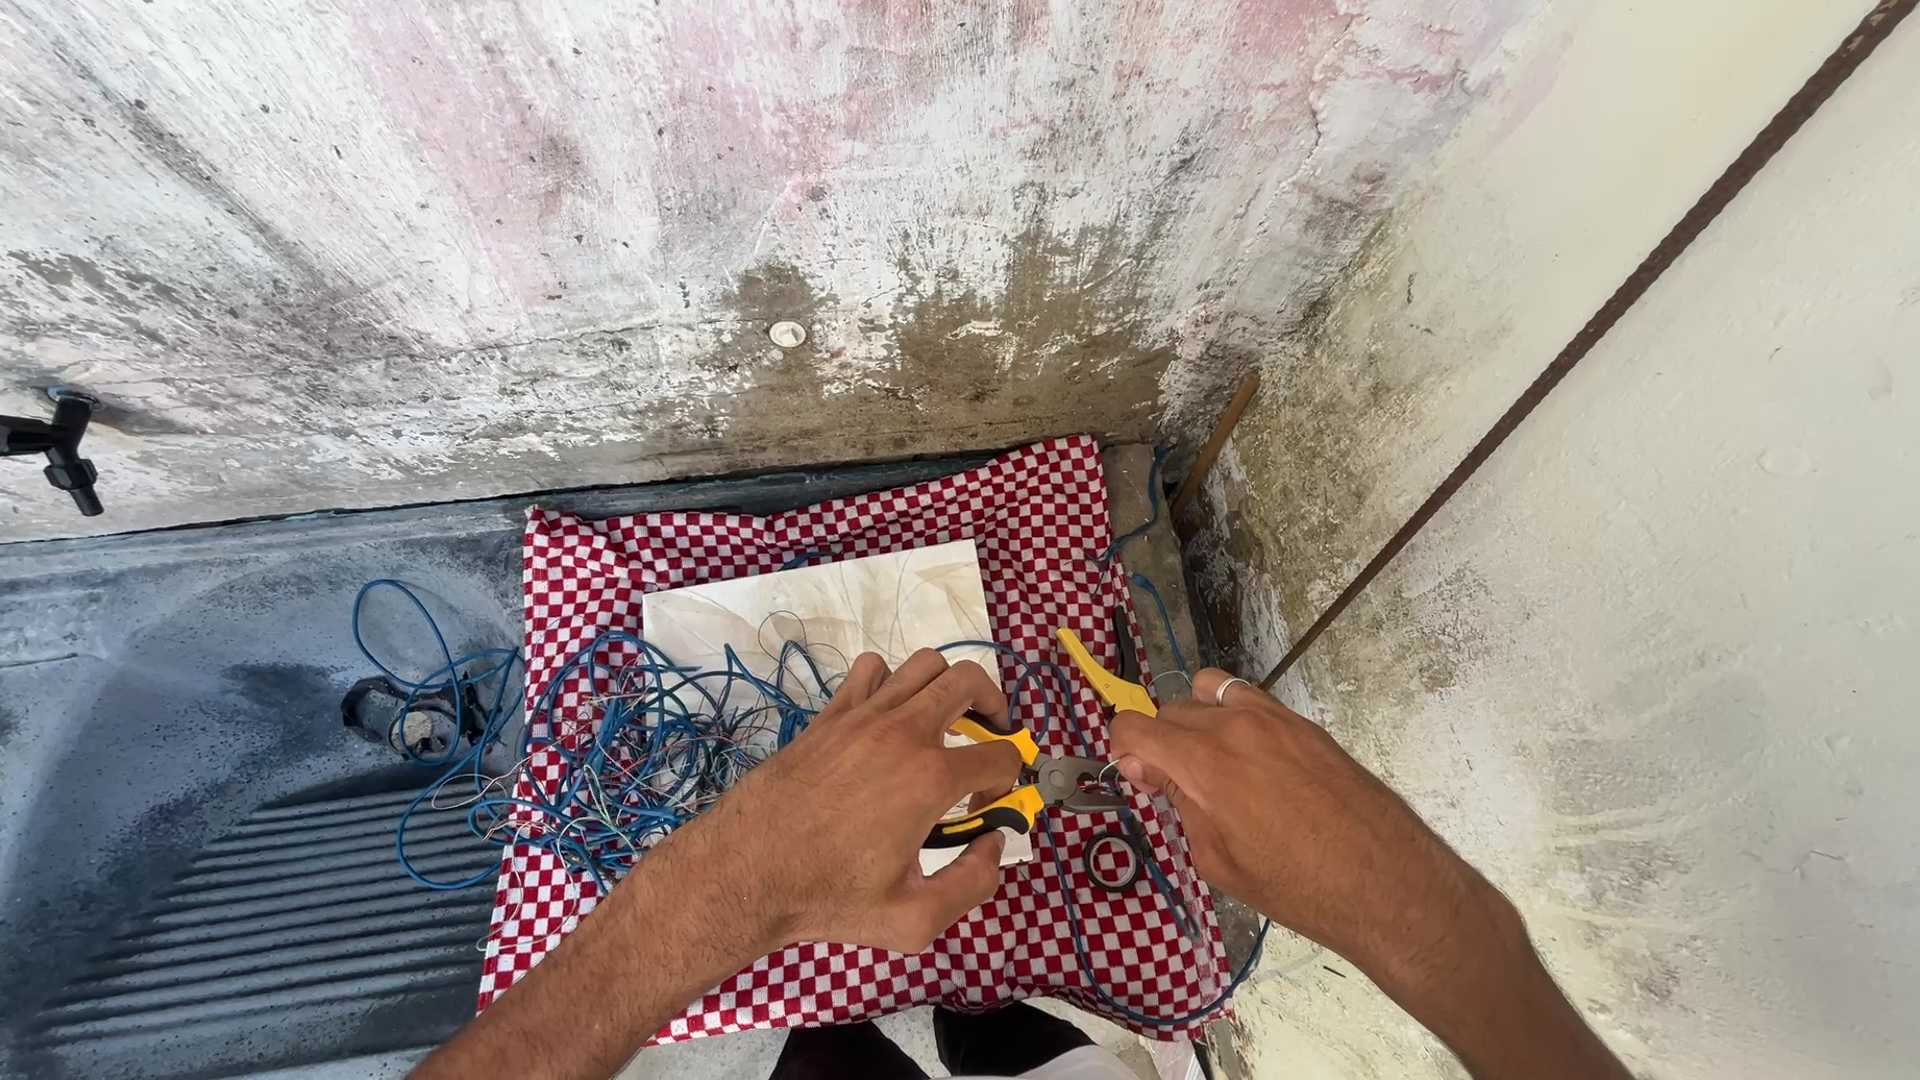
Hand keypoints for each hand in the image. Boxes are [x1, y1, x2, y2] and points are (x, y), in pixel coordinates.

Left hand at [670, 648, 1022, 953]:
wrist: (747, 871)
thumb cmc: (829, 896)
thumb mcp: (914, 921)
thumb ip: (973, 884)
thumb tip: (994, 843)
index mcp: (930, 777)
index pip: (1000, 755)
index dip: (1007, 779)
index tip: (988, 803)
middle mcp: (905, 731)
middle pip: (971, 681)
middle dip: (994, 705)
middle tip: (990, 735)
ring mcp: (866, 714)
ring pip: (925, 664)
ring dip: (947, 685)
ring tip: (946, 718)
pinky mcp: (833, 712)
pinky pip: (872, 668)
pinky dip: (891, 679)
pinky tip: (889, 713)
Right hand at [1109, 668, 1500, 979]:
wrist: (1391, 885)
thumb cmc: (1297, 887)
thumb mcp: (1218, 859)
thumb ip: (1175, 801)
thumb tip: (1145, 766)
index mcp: (1205, 762)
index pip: (1132, 726)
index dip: (1123, 751)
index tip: (1140, 779)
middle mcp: (1233, 724)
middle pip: (1167, 710)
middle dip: (1160, 743)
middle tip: (1180, 788)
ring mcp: (1272, 715)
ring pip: (1205, 691)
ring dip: (1195, 720)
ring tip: (1214, 761)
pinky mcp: (1301, 720)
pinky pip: (1247, 697)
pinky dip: (1232, 714)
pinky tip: (1253, 758)